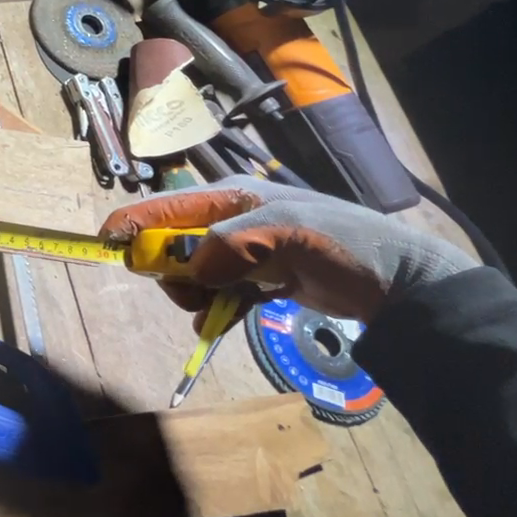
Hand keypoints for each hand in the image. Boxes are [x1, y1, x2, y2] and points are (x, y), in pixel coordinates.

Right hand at [98, 176, 475, 323]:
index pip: (163, 206)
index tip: (107, 245)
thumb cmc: (347, 246)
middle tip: (191, 293)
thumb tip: (191, 270)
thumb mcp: (287, 232)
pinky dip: (210, 305)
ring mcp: (241, 248)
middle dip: (168, 269)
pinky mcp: (254, 274)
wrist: (409, 286)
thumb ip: (230, 244)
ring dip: (191, 292)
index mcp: (228, 197)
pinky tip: (219, 319)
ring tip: (214, 310)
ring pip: (188, 269)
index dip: (131, 222)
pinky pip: (213, 289)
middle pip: (168, 242)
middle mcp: (226, 218)